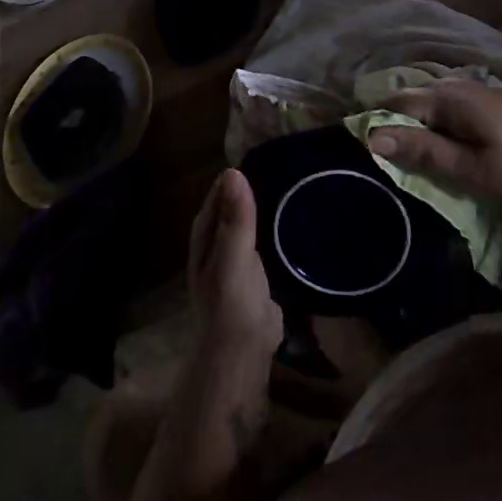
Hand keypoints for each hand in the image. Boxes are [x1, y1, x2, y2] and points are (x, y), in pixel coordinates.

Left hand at [188, 169, 283, 360]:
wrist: (243, 350)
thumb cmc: (232, 302)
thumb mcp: (233, 256)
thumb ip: (235, 218)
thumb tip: (235, 172)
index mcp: (206, 232)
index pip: (221, 190)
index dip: (239, 173)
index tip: (267, 151)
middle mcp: (217, 239)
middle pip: (235, 203)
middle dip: (254, 186)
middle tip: (287, 164)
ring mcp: (236, 255)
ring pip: (250, 220)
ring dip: (265, 205)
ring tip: (295, 184)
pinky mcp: (255, 270)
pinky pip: (264, 239)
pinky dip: (274, 227)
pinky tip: (295, 219)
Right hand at [366, 80, 501, 201]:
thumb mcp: (473, 166)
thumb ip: (424, 151)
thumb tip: (374, 138)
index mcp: (448, 97)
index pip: (394, 103)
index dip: (375, 123)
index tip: (362, 151)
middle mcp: (454, 86)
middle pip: (408, 103)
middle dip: (392, 127)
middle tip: (383, 162)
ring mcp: (469, 92)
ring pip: (426, 109)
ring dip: (414, 131)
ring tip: (405, 161)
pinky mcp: (481, 103)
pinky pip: (442, 112)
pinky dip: (433, 130)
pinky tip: (436, 152)